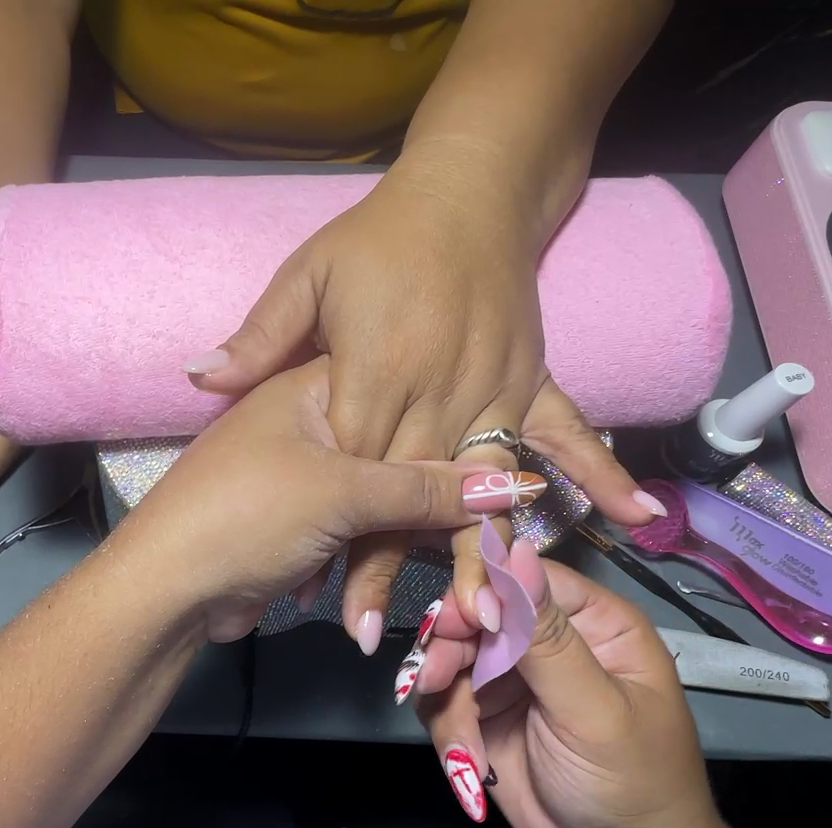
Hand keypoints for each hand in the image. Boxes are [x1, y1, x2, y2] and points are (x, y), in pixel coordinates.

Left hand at [188, 143, 658, 655]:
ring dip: (480, 552)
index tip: (315, 593)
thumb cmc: (377, 238)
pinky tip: (633, 517)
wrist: (471, 187)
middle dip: (395, 564)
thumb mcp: (307, 276)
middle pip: (410, 492)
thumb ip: (260, 338)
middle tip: (384, 635)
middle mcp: (440, 387)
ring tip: (481, 620)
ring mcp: (493, 386)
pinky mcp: (530, 380)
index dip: (334, 527)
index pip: (352, 466)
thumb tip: (198, 375)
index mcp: (379, 369)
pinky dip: (594, 472)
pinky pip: (561, 432)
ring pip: (480, 484)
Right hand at [412, 542, 720, 827]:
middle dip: (449, 647)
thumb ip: (548, 636)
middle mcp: (544, 637)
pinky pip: (440, 698)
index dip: (484, 590)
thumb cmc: (632, 780)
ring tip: (457, 739)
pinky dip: (444, 727)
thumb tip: (514, 550)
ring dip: (441, 693)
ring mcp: (507, 673)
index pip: (523, 577)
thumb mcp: (594, 708)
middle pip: (474, 613)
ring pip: (447, 655)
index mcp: (590, 621)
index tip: (458, 621)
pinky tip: (465, 758)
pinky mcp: (480, 709)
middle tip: (434, 679)